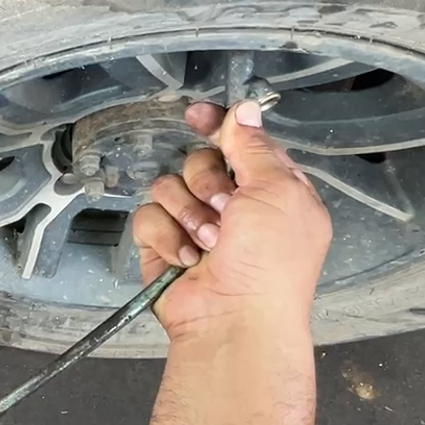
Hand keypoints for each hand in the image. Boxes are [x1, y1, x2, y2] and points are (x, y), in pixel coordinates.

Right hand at [132, 100, 331, 339]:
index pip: (238, 142)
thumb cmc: (270, 260)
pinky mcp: (161, 243)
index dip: (217, 125)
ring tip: (207, 244)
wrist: (232, 316)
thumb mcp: (277, 192)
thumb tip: (244, 108)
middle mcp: (231, 205)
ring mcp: (192, 224)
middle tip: (225, 211)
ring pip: (167, 188)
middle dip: (206, 184)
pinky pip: (147, 217)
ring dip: (187, 215)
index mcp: (270, 189)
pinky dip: (165, 237)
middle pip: (197, 162)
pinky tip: (184, 258)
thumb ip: (254, 147)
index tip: (195, 115)